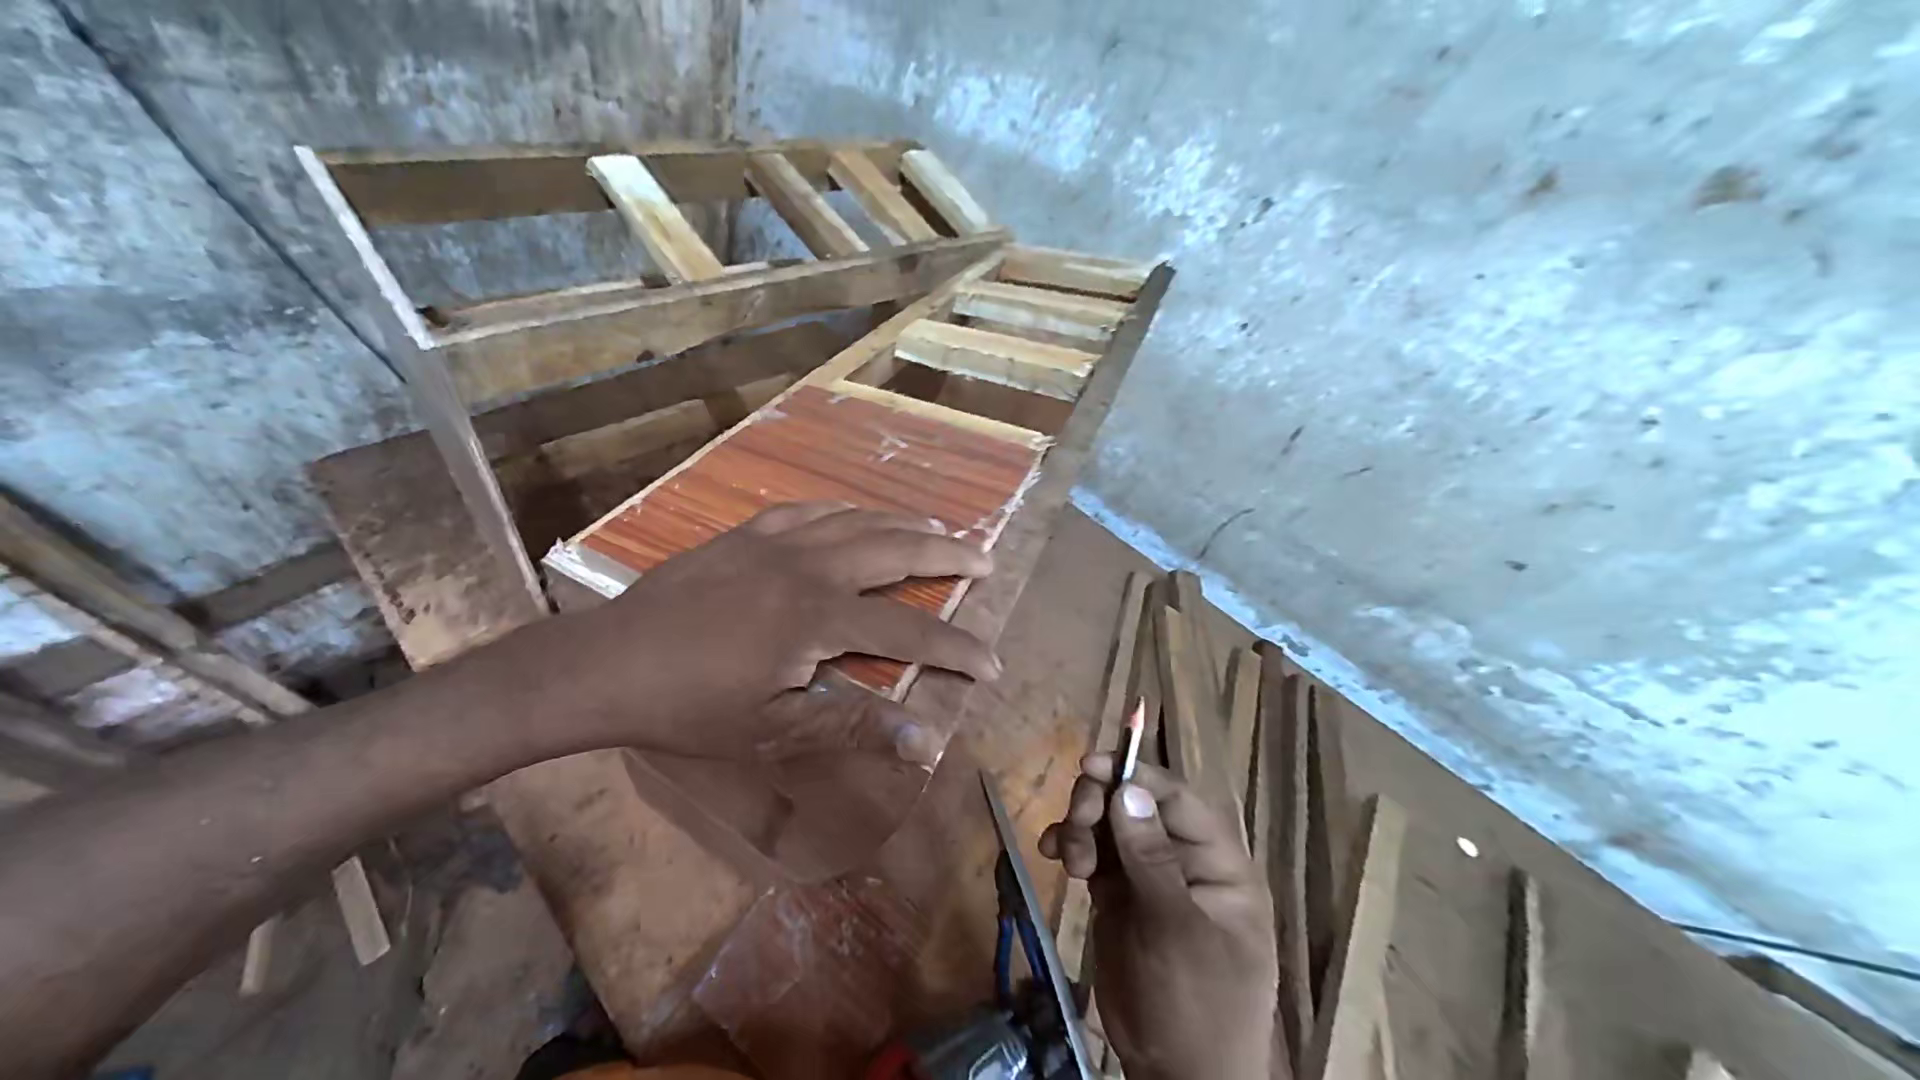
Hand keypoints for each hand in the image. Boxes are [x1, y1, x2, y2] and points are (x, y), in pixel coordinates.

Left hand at [531, 502, 1001, 762]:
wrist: (607, 665)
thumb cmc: (690, 708)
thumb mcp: (774, 731)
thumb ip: (854, 725)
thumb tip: (926, 741)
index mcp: (817, 621)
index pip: (909, 633)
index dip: (957, 649)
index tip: (993, 664)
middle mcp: (808, 569)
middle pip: (894, 552)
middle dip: (948, 557)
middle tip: (987, 560)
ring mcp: (776, 544)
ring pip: (859, 522)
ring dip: (907, 524)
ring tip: (943, 529)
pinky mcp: (747, 534)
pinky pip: (811, 511)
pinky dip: (848, 510)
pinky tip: (860, 513)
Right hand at [1040, 754, 1278, 1079]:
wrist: (1177, 1075)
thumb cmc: (1196, 1004)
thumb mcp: (1177, 931)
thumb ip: (1151, 859)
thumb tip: (1128, 790)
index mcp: (1217, 863)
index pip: (1177, 800)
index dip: (1136, 775)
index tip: (1091, 765)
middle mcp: (1182, 860)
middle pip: (1135, 805)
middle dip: (1099, 804)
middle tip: (1075, 824)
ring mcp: (1147, 877)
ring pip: (1108, 825)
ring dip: (1080, 827)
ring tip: (1067, 858)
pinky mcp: (1117, 895)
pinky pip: (1091, 853)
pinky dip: (1070, 846)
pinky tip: (1051, 854)